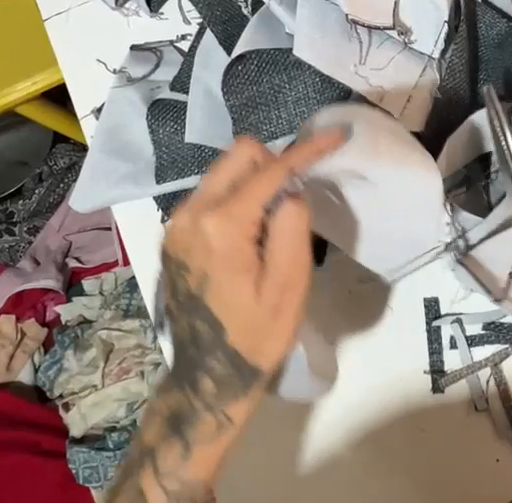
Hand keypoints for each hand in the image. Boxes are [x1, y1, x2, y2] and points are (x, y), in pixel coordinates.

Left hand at [109, 128, 346, 502]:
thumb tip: (290, 191)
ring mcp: (177, 222)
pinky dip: (238, 194)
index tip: (336, 135)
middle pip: (239, 153)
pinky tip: (252, 228)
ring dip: (255, 178)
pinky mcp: (175, 233)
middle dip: (275, 160)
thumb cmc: (256, 335)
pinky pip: (212, 191)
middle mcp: (191, 213)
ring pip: (224, 169)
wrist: (208, 378)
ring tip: (275, 219)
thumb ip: (293, 225)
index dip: (307, 149)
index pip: (271, 169)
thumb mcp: (290, 285)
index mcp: (222, 225)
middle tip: (297, 194)